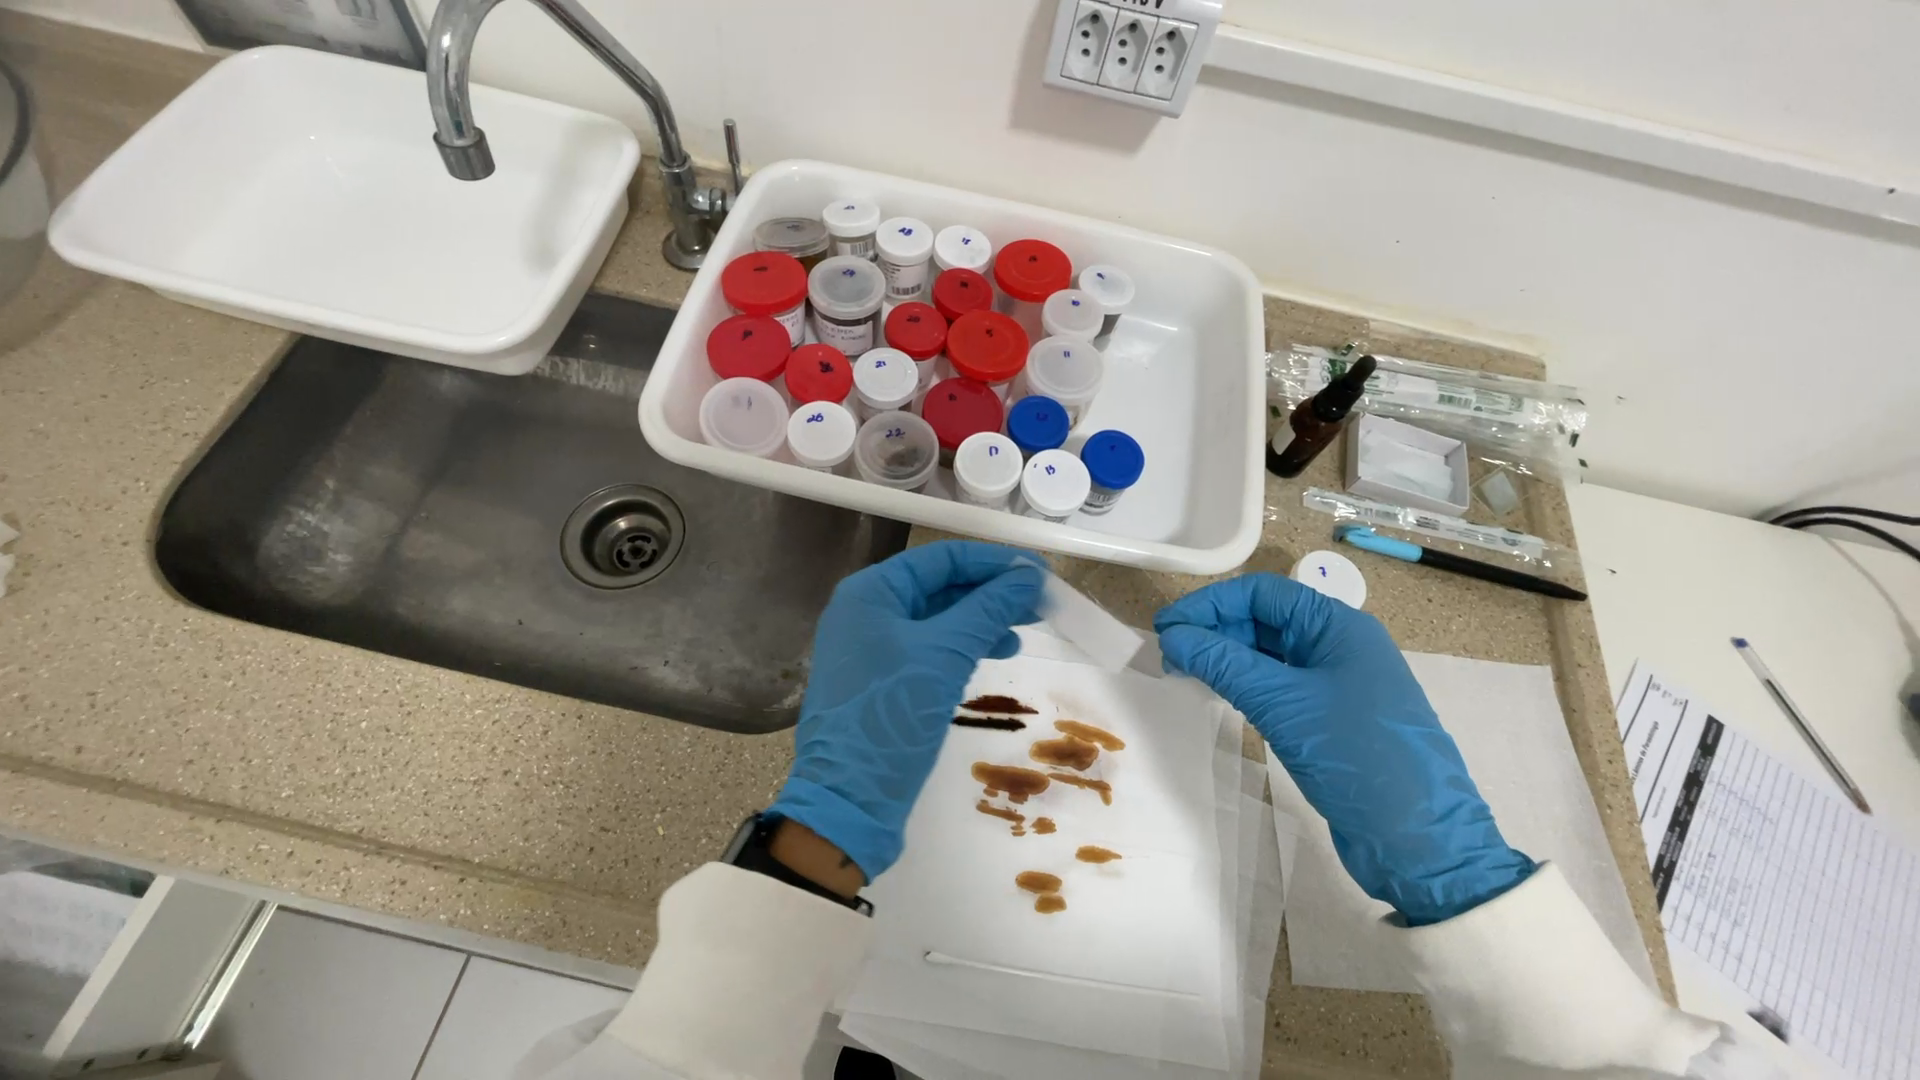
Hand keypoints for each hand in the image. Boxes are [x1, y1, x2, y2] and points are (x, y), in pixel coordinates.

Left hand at [768, 540, 1044, 880]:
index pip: (940, 558)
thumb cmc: (891, 715)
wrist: (849, 800)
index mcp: (871, 592)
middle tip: (1040, 600)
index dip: (992, 561)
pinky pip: (932, 648)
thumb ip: (987, 610)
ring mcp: (873, 647)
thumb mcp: (944, 655)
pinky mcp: (885, 679)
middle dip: (990, 591)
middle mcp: (868, 611)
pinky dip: (965, 646)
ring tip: (1028, 627)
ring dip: (983, 619)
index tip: (1039, 570)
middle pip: (940, 586)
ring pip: (939, 618)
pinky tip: (997, 652)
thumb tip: (1028, 575)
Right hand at [1154, 574, 1532, 924]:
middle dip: (1214, 630)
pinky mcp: (1329, 717)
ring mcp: (1336, 683)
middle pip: (1264, 619)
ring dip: (1225, 657)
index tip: (1166, 628)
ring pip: (1268, 653)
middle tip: (1169, 656)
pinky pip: (1277, 684)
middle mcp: (1337, 645)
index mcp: (1338, 626)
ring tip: (1183, 673)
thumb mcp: (1283, 704)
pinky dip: (1243, 683)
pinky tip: (1217, 694)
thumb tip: (1172, 637)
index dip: (1209, 604)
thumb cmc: (1355, 756)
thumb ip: (1224, 664)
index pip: (1262, 594)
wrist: (1421, 843)